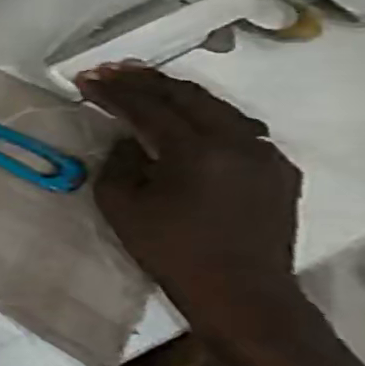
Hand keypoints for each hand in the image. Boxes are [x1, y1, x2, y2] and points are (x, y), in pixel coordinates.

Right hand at [77, 65, 304, 339]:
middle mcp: (237, 141)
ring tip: (146, 84)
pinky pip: (239, 129)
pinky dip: (206, 116)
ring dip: (177, 94)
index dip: (113, 91)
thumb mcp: (121, 206)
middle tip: (111, 70)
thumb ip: (119, 162)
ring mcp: (265, 153)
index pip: (147, 107)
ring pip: (217, 107)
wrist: (241, 295)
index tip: (85, 79)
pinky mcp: (278, 170)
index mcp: (196, 150)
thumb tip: (130, 141)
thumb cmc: (171, 251)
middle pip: (186, 96)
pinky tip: (189, 118)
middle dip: (144, 81)